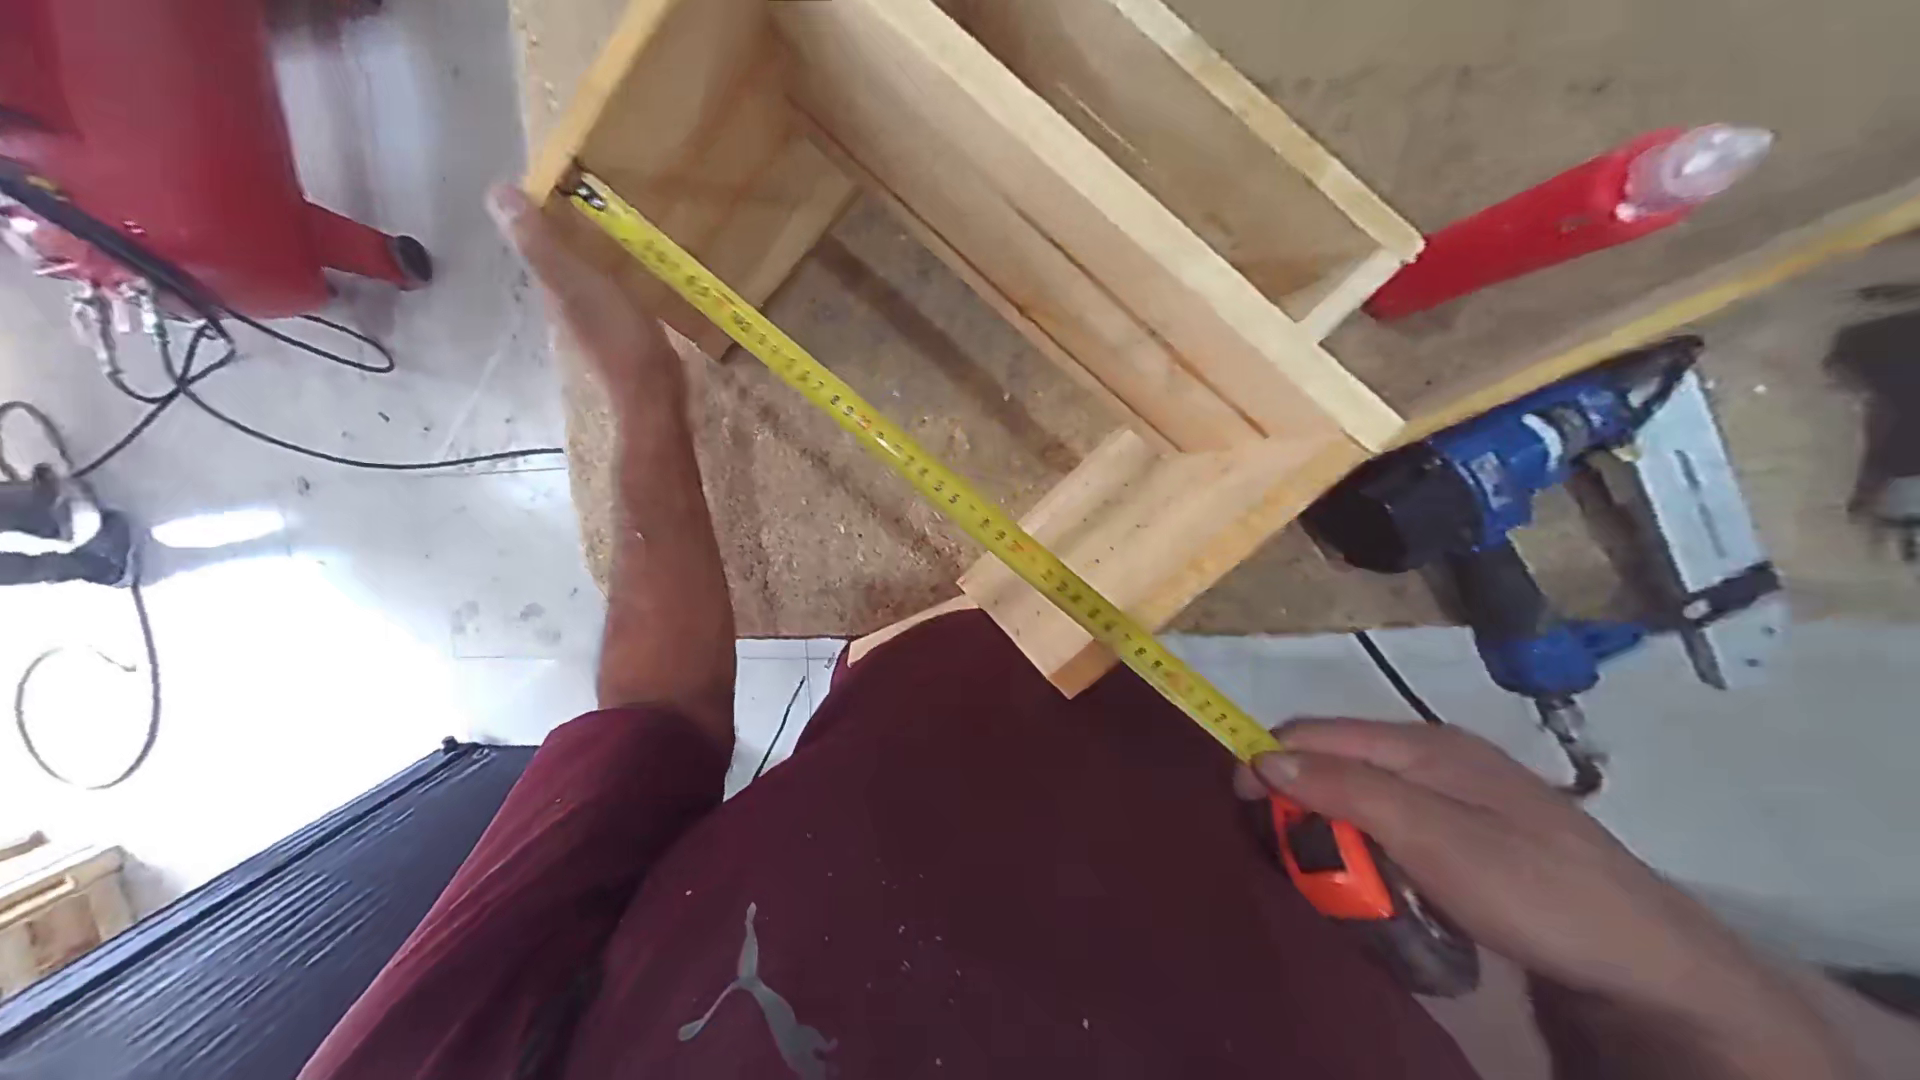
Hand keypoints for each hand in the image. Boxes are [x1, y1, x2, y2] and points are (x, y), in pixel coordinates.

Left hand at [488, 184, 683, 415]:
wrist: (656, 395)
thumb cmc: (621, 339)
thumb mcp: (580, 285)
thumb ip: (542, 245)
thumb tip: (497, 192)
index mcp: (552, 287)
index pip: (540, 237)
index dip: (548, 206)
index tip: (572, 176)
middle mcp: (569, 303)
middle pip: (567, 256)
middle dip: (578, 226)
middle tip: (604, 192)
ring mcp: (599, 321)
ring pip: (594, 274)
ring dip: (603, 250)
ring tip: (628, 222)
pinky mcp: (630, 332)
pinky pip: (621, 292)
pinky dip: (626, 275)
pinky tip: (645, 267)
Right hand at [1234, 720, 1841, 1065]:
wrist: (1653, 963)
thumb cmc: (1533, 889)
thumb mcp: (1433, 838)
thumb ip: (1347, 791)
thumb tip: (1263, 757)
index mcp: (1421, 743)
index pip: (1316, 733)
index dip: (1268, 758)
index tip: (1238, 801)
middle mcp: (1432, 754)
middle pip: (1335, 759)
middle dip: (1301, 799)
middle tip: (1290, 851)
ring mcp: (1452, 790)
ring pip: (1359, 791)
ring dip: (1334, 825)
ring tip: (1332, 870)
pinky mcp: (1466, 826)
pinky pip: (1390, 818)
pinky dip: (1367, 841)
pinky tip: (1379, 873)